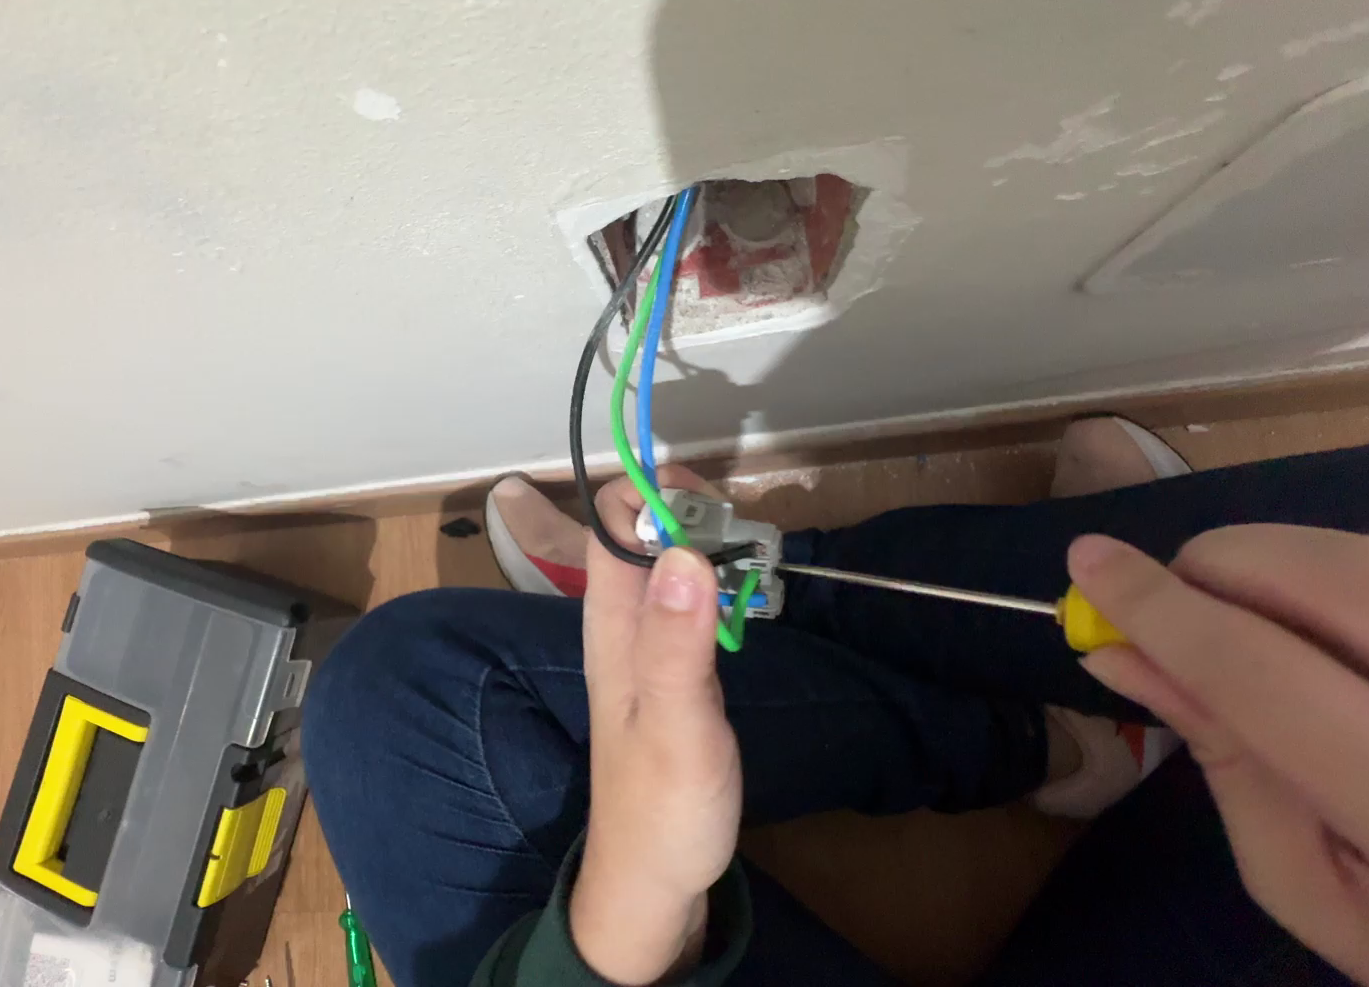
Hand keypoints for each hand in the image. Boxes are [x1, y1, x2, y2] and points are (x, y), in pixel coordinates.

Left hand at [569, 467, 741, 984]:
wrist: (655, 875)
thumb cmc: (662, 805)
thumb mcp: (674, 724)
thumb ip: (675, 642)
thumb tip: (684, 551)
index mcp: (611, 619)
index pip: (612, 520)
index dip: (653, 493)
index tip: (712, 505)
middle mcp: (624, 616)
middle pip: (643, 529)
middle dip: (691, 510)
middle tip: (746, 534)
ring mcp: (649, 637)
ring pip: (670, 558)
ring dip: (710, 540)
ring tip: (758, 557)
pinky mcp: (675, 658)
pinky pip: (691, 593)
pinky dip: (720, 576)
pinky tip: (751, 590)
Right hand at [1070, 511, 1368, 986]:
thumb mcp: (1320, 890)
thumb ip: (1221, 759)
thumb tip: (1113, 649)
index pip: (1268, 679)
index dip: (1159, 607)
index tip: (1087, 560)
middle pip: (1353, 583)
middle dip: (1227, 560)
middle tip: (1185, 583)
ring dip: (1316, 559)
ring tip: (1306, 619)